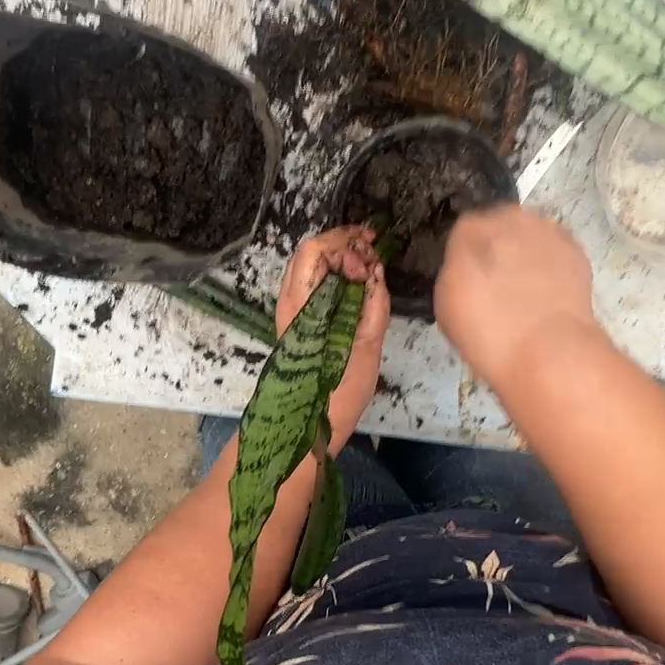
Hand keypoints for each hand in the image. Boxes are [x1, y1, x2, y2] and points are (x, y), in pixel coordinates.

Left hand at [275, 226, 389, 446]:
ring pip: (311, 269)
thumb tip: (375, 271)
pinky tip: (356, 290)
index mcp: (301, 304)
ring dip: (340, 262)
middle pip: (310, 254)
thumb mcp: (366, 346)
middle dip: (343, 246)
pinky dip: (334, 280)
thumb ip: (373, 304)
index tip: (371, 244)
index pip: (314, 249)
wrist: (309, 425)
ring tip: (367, 272)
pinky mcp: (297, 323)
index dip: (344, 239)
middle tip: (371, 255)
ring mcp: (290, 312)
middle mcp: (289, 302)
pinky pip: (313, 287)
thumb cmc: (339, 392)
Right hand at [435, 205, 597, 382]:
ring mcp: (546, 231)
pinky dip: (551, 266)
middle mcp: (509, 220)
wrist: (546, 349)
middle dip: (498, 248)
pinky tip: (548, 294)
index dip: (467, 257)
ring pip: (530, 235)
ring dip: (526, 254)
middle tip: (497, 285)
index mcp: (470, 231)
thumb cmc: (487, 333)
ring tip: (526, 291)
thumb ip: (453, 273)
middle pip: (499, 225)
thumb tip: (466, 267)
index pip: (463, 232)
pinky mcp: (575, 249)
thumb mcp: (447, 307)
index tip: (471, 280)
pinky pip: (555, 252)